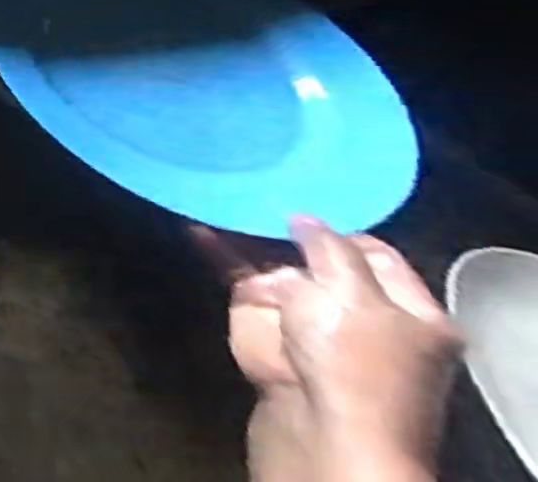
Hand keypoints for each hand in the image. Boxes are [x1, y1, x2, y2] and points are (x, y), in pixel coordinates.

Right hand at [217, 217, 460, 481]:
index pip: (373, 251)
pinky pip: (231, 266)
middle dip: (286, 223)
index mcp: (400, 304)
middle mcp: (350, 298)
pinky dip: (213, 246)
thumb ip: (331, 250)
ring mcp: (299, 302)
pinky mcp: (254, 304)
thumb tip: (304, 217)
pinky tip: (194, 224)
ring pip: (268, 253)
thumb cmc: (357, 356)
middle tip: (253, 185)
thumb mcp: (356, 296)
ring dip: (245, 229)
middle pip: (315, 249)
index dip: (340, 226)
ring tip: (218, 194)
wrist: (315, 408)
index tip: (302, 195)